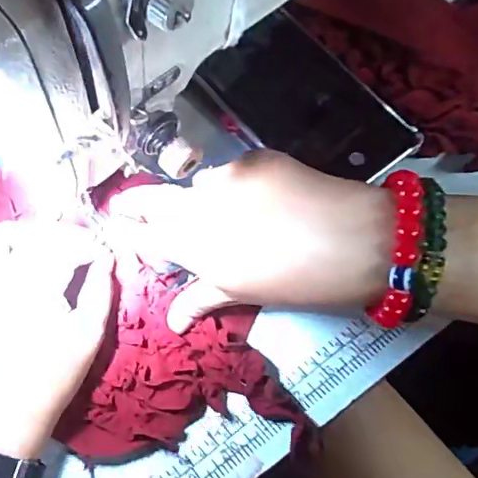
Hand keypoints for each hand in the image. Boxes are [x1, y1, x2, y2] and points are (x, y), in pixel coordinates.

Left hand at [0, 221, 113, 458]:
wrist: (12, 409)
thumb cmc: (56, 374)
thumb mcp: (90, 333)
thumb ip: (100, 289)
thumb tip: (106, 257)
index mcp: (39, 286)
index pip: (66, 246)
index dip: (89, 245)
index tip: (103, 253)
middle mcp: (5, 279)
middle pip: (32, 235)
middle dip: (61, 234)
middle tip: (80, 249)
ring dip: (21, 235)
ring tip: (42, 245)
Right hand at [108, 151, 391, 331]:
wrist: (359, 239)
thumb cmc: (301, 281)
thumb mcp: (249, 294)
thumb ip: (203, 298)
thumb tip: (173, 321)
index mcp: (193, 247)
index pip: (142, 235)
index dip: (127, 232)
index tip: (117, 227)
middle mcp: (199, 206)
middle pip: (152, 197)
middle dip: (137, 203)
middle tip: (129, 207)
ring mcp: (227, 176)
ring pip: (197, 185)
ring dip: (199, 198)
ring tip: (225, 215)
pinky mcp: (255, 157)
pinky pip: (231, 171)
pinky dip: (236, 186)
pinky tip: (261, 200)